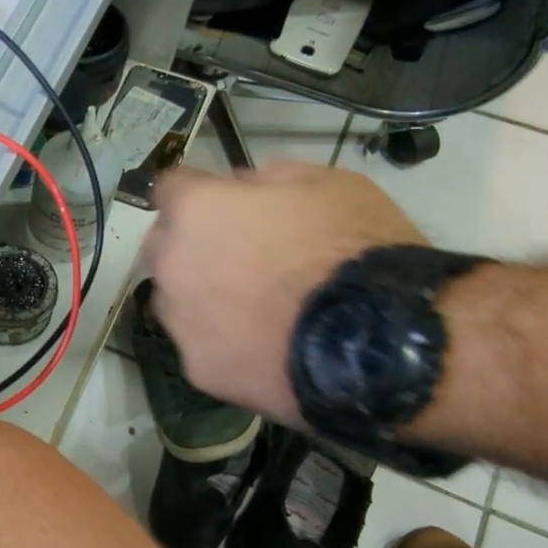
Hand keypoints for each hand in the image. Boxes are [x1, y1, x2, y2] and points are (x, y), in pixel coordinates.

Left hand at [143, 161, 425, 424]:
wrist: (384, 344)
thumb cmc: (358, 249)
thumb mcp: (327, 183)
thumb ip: (267, 180)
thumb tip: (239, 189)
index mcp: (197, 211)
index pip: (170, 189)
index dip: (196, 191)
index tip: (217, 201)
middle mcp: (172, 264)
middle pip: (163, 245)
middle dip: (191, 243)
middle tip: (240, 254)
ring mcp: (180, 321)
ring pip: (174, 298)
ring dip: (200, 294)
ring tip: (254, 306)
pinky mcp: (196, 368)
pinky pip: (200, 344)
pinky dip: (221, 340)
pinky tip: (262, 345)